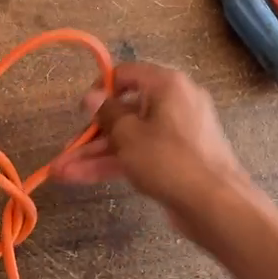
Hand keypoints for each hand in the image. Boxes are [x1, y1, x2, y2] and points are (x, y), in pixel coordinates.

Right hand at [48, 61, 251, 212]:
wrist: (216, 204)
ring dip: (95, 154)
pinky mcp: (176, 159)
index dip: (99, 88)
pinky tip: (81, 178)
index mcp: (166, 85)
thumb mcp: (128, 135)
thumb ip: (106, 114)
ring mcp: (176, 133)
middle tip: (66, 150)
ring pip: (128, 137)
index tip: (81, 109)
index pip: (126, 74)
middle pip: (124, 111)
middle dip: (91, 134)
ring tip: (61, 172)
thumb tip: (92, 96)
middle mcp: (173, 103)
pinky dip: (115, 163)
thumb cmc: (169, 160)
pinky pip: (141, 153)